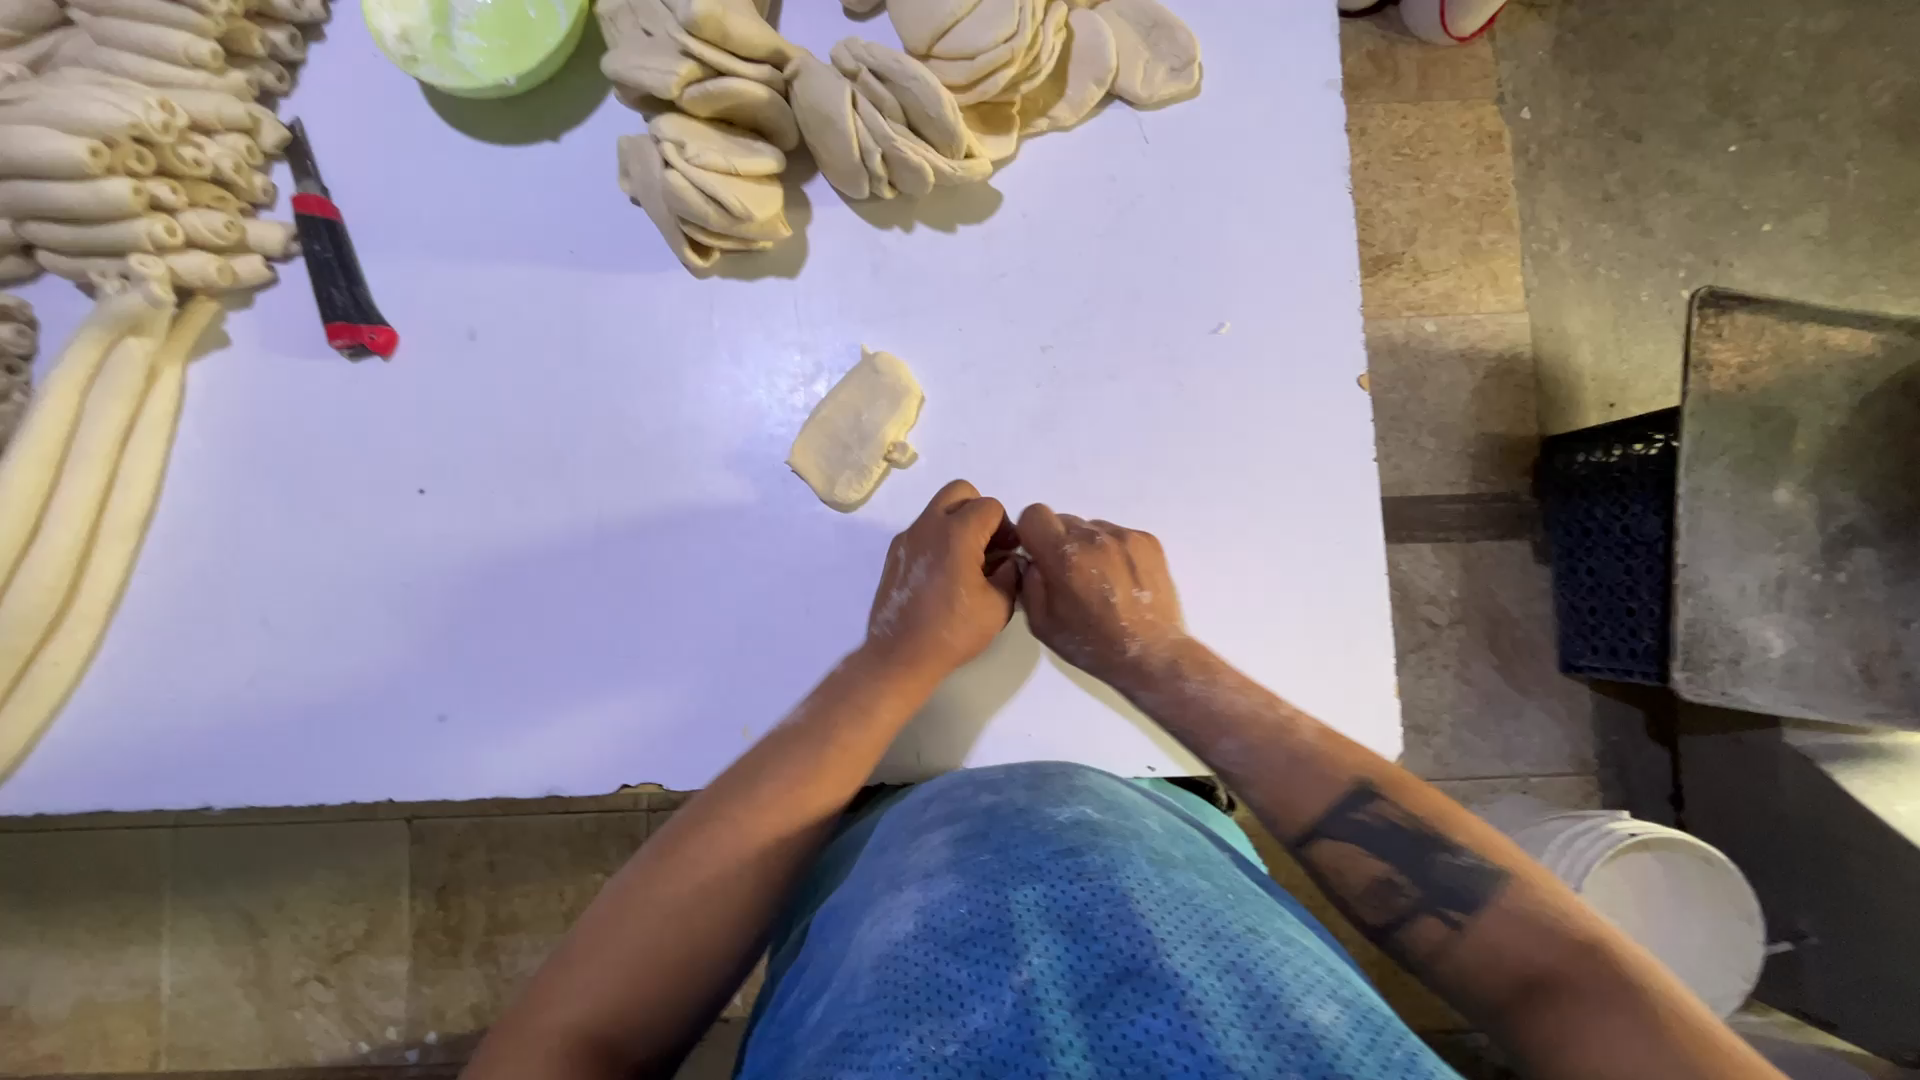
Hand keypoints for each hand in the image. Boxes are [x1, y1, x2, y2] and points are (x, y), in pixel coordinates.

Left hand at [863, 480, 1020, 681]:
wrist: (900, 655)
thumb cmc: (953, 631)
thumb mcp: (998, 606)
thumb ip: (1011, 574)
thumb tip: (1010, 561)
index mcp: (956, 533)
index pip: (990, 506)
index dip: (1006, 526)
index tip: (1007, 553)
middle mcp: (928, 526)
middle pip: (959, 492)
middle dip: (979, 511)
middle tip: (988, 546)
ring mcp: (907, 538)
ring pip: (938, 509)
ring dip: (958, 524)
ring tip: (968, 563)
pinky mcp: (895, 554)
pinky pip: (922, 531)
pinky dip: (939, 539)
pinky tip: (945, 575)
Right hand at [1016, 505, 1187, 690]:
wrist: (1152, 655)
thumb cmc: (1092, 645)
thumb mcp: (1042, 624)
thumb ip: (1028, 584)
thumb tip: (1031, 560)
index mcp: (1063, 557)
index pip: (1034, 514)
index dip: (1031, 533)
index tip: (1039, 555)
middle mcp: (1093, 537)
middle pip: (1062, 520)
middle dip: (1059, 542)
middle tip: (1071, 576)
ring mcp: (1124, 536)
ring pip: (1090, 527)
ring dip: (1087, 546)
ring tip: (1100, 581)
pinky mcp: (1147, 540)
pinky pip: (1117, 534)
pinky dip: (1112, 550)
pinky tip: (1120, 580)